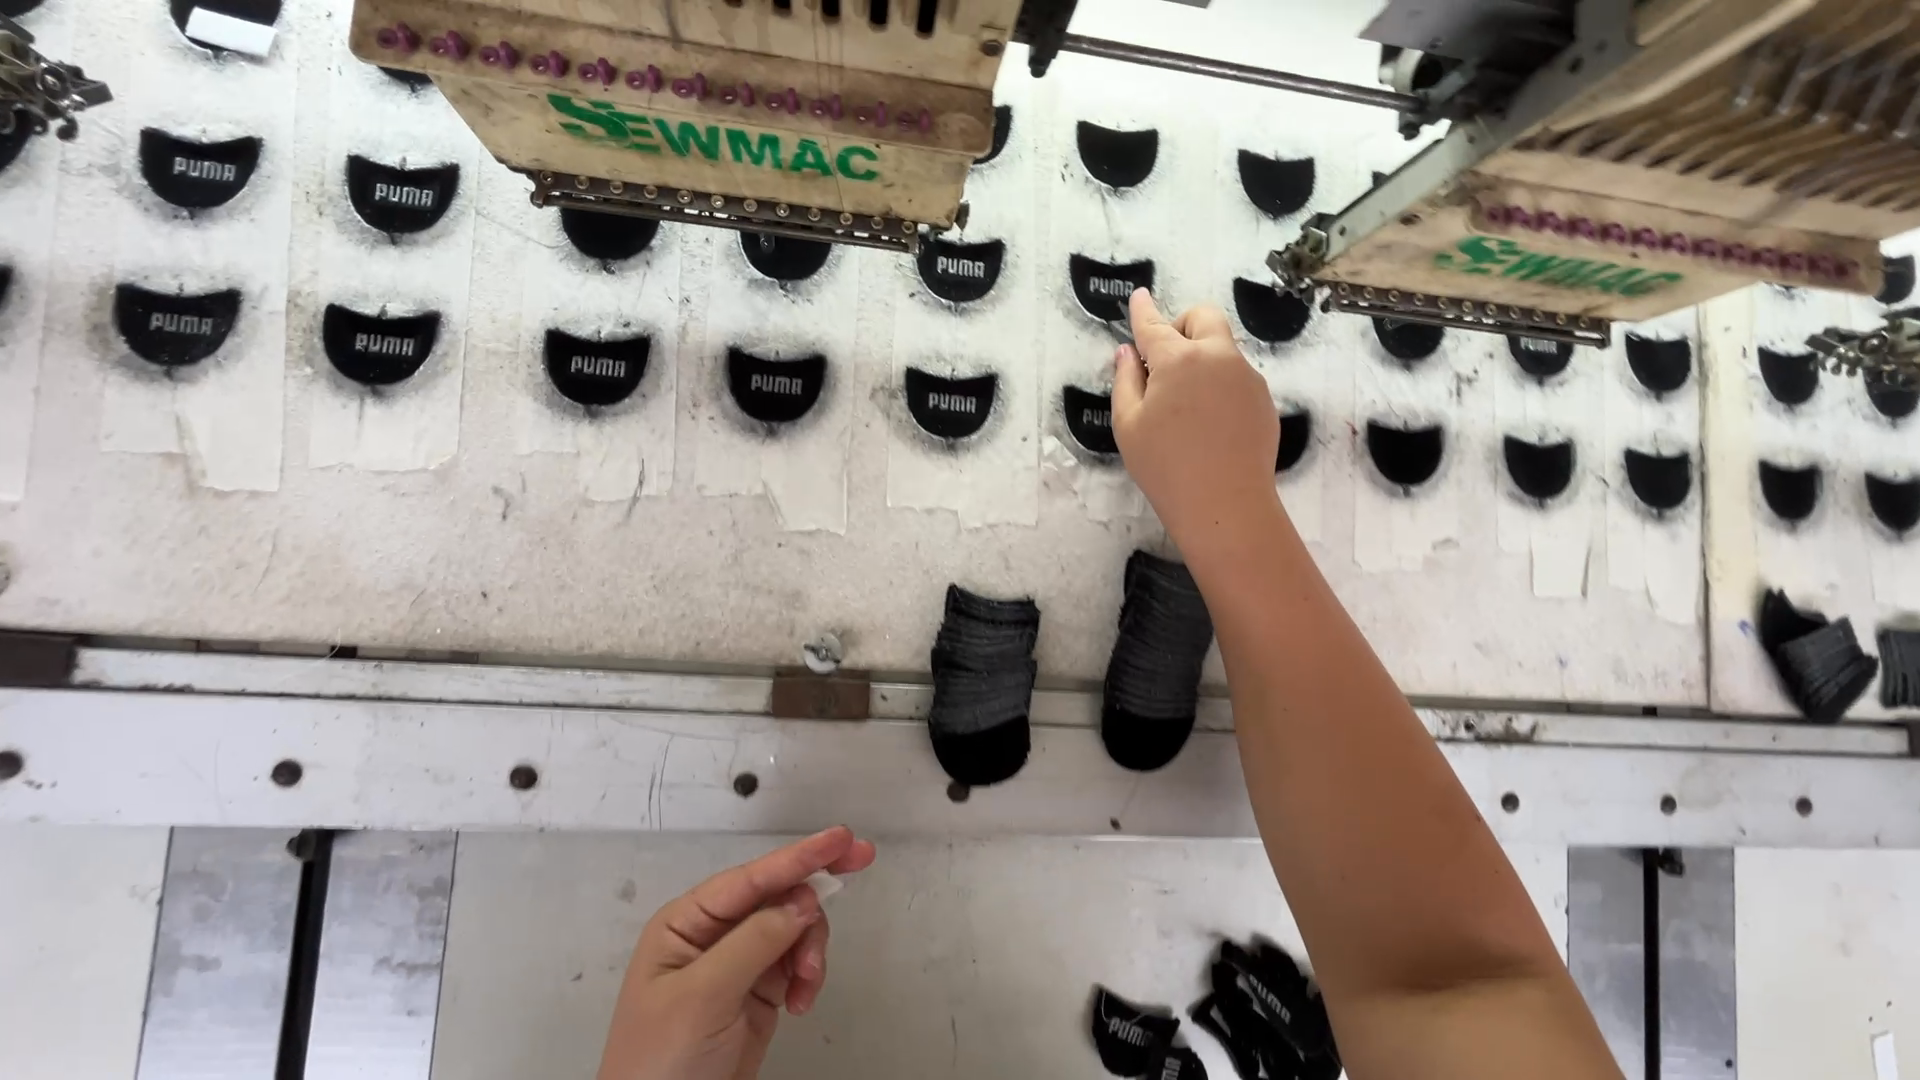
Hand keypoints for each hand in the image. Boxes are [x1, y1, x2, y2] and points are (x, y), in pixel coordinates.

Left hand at [597, 827, 878, 1079]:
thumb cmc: (663, 1059)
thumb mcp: (703, 997)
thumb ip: (755, 941)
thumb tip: (804, 900)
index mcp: (686, 923)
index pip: (751, 878)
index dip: (799, 855)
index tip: (842, 837)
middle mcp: (714, 934)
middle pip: (777, 894)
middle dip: (816, 886)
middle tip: (863, 857)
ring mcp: (739, 964)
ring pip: (794, 929)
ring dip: (810, 949)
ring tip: (807, 985)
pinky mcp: (759, 993)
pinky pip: (797, 964)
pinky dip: (807, 977)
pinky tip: (801, 1003)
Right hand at [1112, 288, 1281, 548]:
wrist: (1225, 505)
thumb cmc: (1165, 467)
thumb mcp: (1129, 426)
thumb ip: (1125, 381)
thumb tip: (1127, 353)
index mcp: (1179, 360)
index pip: (1154, 326)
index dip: (1143, 311)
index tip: (1139, 297)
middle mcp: (1218, 357)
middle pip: (1203, 317)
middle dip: (1182, 324)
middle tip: (1163, 359)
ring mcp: (1246, 377)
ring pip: (1222, 348)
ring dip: (1201, 357)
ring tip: (1183, 404)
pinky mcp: (1263, 399)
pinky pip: (1236, 377)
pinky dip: (1218, 383)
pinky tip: (1207, 424)